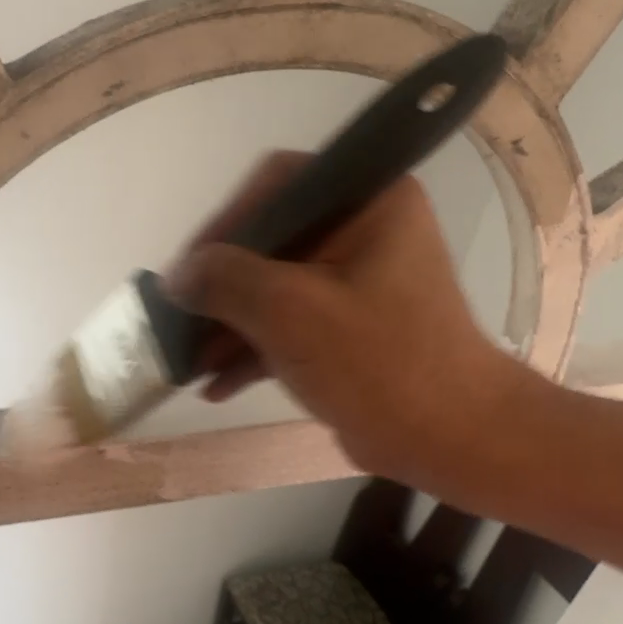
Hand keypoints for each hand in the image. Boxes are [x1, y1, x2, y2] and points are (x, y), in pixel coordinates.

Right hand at [165, 151, 535, 481]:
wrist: (447, 437)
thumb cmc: (378, 363)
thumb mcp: (290, 313)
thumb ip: (225, 281)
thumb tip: (174, 276)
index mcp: (368, 203)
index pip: (277, 186)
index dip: (224, 224)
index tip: (188, 270)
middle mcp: (363, 233)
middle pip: (269, 243)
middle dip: (219, 291)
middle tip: (179, 322)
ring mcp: (355, 284)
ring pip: (273, 290)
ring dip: (228, 328)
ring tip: (189, 366)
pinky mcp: (348, 330)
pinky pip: (288, 327)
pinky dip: (252, 352)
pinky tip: (216, 387)